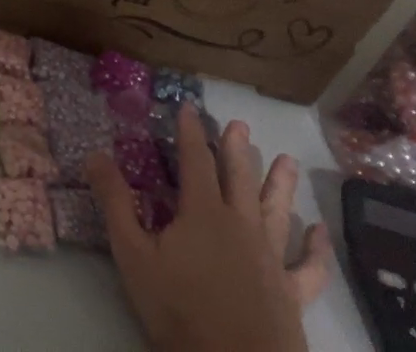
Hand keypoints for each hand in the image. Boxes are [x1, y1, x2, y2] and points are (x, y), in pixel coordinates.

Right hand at [87, 104, 331, 351]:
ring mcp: (270, 258)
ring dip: (279, 184)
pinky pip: (308, 265)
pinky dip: (316, 248)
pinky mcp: (291, 291)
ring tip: (284, 160)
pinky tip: (319, 232)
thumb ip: (115, 202)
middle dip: (236, 149)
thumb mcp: (132, 253)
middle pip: (238, 179)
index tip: (189, 108)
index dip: (191, 134)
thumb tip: (96, 154)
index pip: (195, 162)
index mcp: (203, 213)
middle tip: (238, 123)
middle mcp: (241, 226)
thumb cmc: (178, 307)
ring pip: (275, 211)